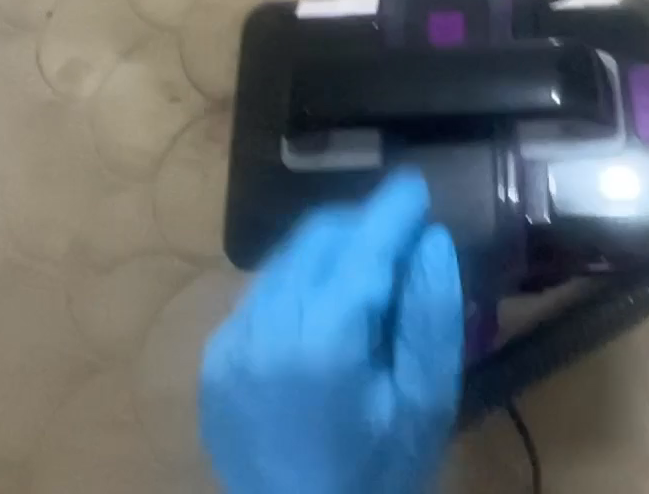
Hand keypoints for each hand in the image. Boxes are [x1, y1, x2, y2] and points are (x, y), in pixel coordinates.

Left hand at [200, 173, 464, 493]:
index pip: (362, 246)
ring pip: (288, 258)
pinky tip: (326, 311)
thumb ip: (432, 314)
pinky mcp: (215, 357)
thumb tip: (430, 238)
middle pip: (319, 239)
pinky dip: (301, 282)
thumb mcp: (426, 402)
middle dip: (363, 225)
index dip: (393, 208)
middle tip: (401, 238)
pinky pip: (264, 291)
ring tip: (368, 277)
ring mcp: (231, 342)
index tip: (417, 184)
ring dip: (332, 251)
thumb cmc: (378, 473)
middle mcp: (265, 329)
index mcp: (323, 343)